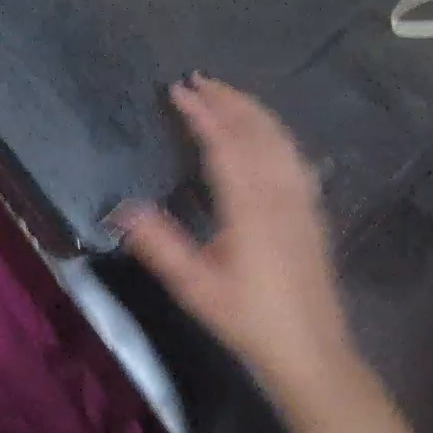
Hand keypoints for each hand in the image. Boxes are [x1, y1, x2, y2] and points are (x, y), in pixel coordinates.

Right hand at [115, 74, 354, 392]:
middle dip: (226, 99)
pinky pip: (294, 154)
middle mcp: (278, 192)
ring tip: (226, 92)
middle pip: (254, 130)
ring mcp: (301, 199)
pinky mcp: (312, 210)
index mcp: (249, 206)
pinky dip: (275, 130)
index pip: (223, 143)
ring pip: (278, 138)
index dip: (200, 112)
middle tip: (198, 79)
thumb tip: (120, 208)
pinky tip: (267, 130)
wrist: (312, 353)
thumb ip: (159, 245)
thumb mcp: (195, 287)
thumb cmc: (248, 318)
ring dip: (251, 109)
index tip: (178, 89)